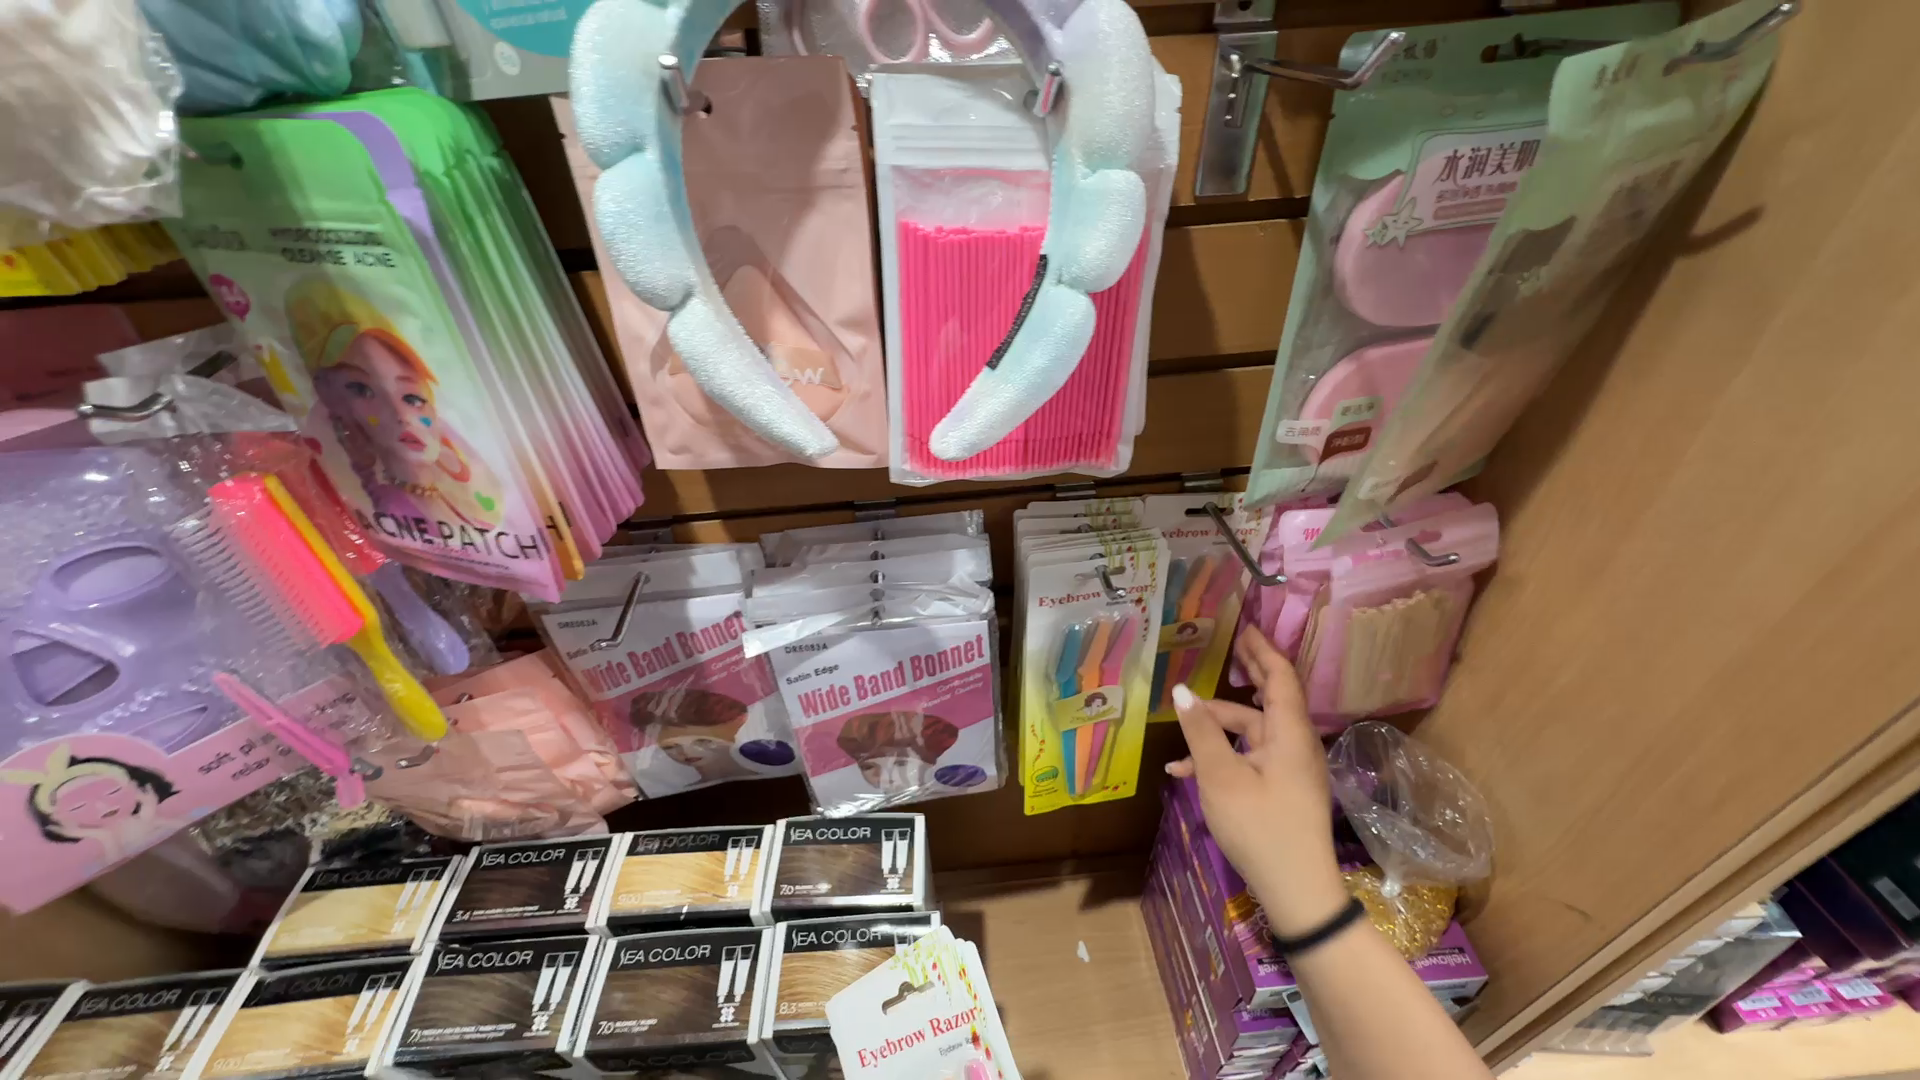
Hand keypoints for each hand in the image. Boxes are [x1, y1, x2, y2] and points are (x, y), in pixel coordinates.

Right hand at [1168, 629, 1348, 937]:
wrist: (1298, 892)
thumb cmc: (1259, 827)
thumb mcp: (1220, 777)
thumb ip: (1200, 731)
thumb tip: (1181, 690)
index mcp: (1289, 734)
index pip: (1279, 678)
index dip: (1262, 651)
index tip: (1245, 629)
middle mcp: (1295, 745)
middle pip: (1270, 699)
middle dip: (1248, 675)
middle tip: (1230, 649)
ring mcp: (1290, 769)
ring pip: (1252, 732)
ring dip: (1218, 726)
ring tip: (1183, 725)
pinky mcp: (1283, 790)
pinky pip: (1251, 759)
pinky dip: (1223, 756)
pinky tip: (1186, 771)